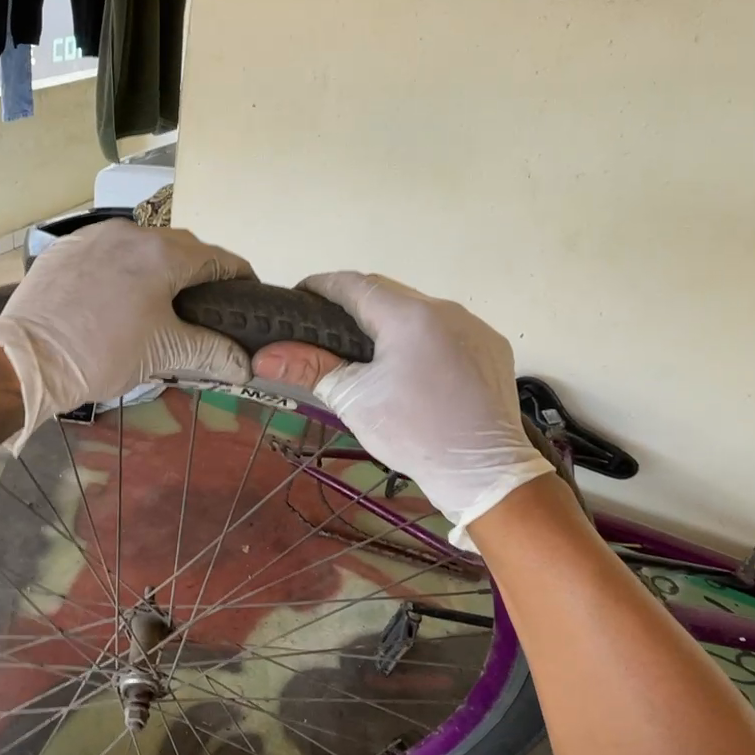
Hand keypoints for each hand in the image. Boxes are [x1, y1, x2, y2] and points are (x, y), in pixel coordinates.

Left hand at [0, 219, 255, 449]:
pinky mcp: (63, 249)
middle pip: (179, 249)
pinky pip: (104, 254)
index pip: (218, 259)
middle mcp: (131, 232)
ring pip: (138, 248)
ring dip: (154, 270)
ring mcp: (92, 236)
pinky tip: (113, 299)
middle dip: (195, 276)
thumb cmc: (104, 354)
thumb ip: (212, 352)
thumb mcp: (165, 354)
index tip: (245, 299)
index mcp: (164, 253)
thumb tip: (247, 365)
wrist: (28, 359)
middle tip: (200, 310)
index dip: (238, 279)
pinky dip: (118, 271)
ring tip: (154, 305)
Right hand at [252, 272, 553, 550]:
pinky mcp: (491, 348)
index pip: (355, 284)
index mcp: (408, 316)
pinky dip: (421, 339)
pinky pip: (446, 331)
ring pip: (419, 312)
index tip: (298, 296)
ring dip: (389, 322)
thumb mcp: (353, 400)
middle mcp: (444, 309)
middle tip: (324, 328)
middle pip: (389, 293)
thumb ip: (309, 368)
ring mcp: (474, 327)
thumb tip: (263, 356)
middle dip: (354, 305)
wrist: (482, 471)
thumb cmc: (411, 432)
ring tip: (365, 352)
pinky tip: (410, 368)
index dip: (322, 286)